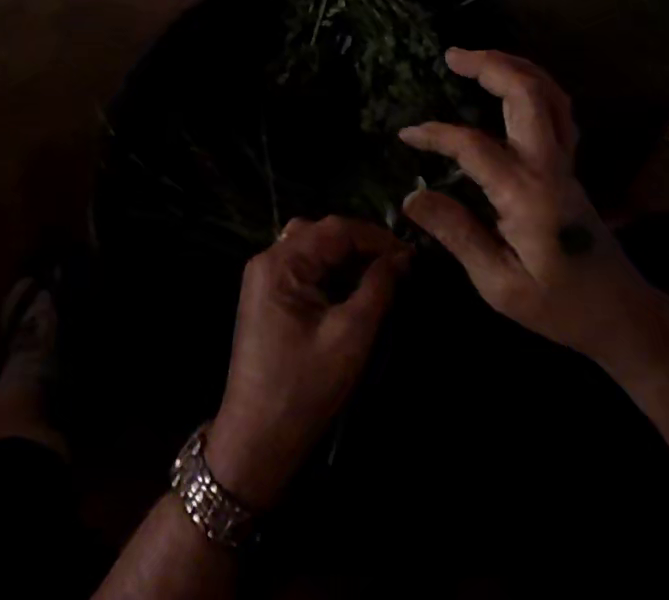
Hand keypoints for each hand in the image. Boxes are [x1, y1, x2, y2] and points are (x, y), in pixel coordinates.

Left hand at [206, 217, 408, 507]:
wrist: (257, 439)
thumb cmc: (304, 388)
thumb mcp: (351, 335)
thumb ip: (377, 288)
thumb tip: (401, 257)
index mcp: (280, 264)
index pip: (335, 229)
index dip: (376, 237)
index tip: (411, 255)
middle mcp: (267, 261)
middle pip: (321, 233)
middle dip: (362, 244)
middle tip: (399, 265)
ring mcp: (264, 279)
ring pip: (312, 248)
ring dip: (347, 256)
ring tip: (382, 274)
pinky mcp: (268, 297)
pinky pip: (304, 269)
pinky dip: (332, 271)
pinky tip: (355, 287)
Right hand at [400, 48, 655, 357]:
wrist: (620, 314)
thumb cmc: (558, 307)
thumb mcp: (498, 284)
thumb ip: (456, 235)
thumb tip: (412, 197)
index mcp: (528, 195)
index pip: (474, 147)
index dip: (436, 134)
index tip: (406, 134)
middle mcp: (550, 167)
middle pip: (528, 96)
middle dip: (491, 66)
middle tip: (451, 55)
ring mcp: (567, 164)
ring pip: (551, 96)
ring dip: (516, 67)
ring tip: (479, 58)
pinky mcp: (571, 168)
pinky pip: (558, 112)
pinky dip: (534, 88)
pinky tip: (512, 88)